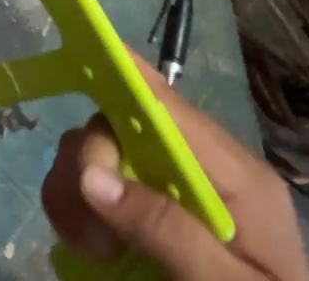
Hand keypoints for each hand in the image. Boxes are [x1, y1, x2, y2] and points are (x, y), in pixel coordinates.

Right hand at [41, 54, 308, 280]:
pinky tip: (92, 247)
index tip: (77, 60)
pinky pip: (83, 181)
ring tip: (94, 249)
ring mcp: (162, 185)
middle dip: (89, 165)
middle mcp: (194, 166)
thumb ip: (167, 230)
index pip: (169, 106)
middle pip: (116, 126)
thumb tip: (91, 175)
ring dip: (75, 192)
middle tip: (91, 228)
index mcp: (235, 175)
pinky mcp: (138, 206)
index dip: (121, 77)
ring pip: (90, 151)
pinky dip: (72, 206)